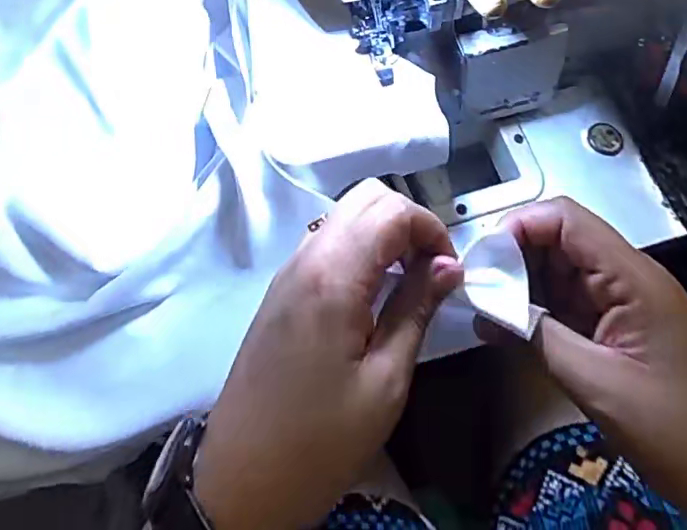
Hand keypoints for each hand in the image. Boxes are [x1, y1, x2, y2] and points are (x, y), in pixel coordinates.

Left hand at [194, 180, 462, 529]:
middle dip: (409, 221)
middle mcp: (306, 257)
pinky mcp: (281, 290)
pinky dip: (362, 246)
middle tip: (429, 268)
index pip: (393, 210)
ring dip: (385, 231)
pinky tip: (373, 291)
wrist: (237, 489)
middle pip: (368, 197)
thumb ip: (418, 308)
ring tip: (407, 280)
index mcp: (332, 275)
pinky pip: (329, 240)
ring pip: (347, 213)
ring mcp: (289, 271)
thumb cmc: (318, 443)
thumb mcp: (385, 381)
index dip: (431, 229)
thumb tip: (450, 265)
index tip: (449, 270)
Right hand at [503, 198, 686, 528]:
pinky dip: (546, 312)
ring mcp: (630, 300)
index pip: (566, 218)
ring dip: (529, 286)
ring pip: (568, 272)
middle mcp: (631, 275)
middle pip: (565, 240)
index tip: (484, 261)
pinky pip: (578, 303)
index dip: (521, 226)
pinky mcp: (627, 327)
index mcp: (632, 274)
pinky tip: (516, 330)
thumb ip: (539, 339)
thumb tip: (485, 311)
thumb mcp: (599, 385)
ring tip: (489, 312)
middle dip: (518, 257)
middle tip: (479, 290)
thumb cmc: (678, 430)